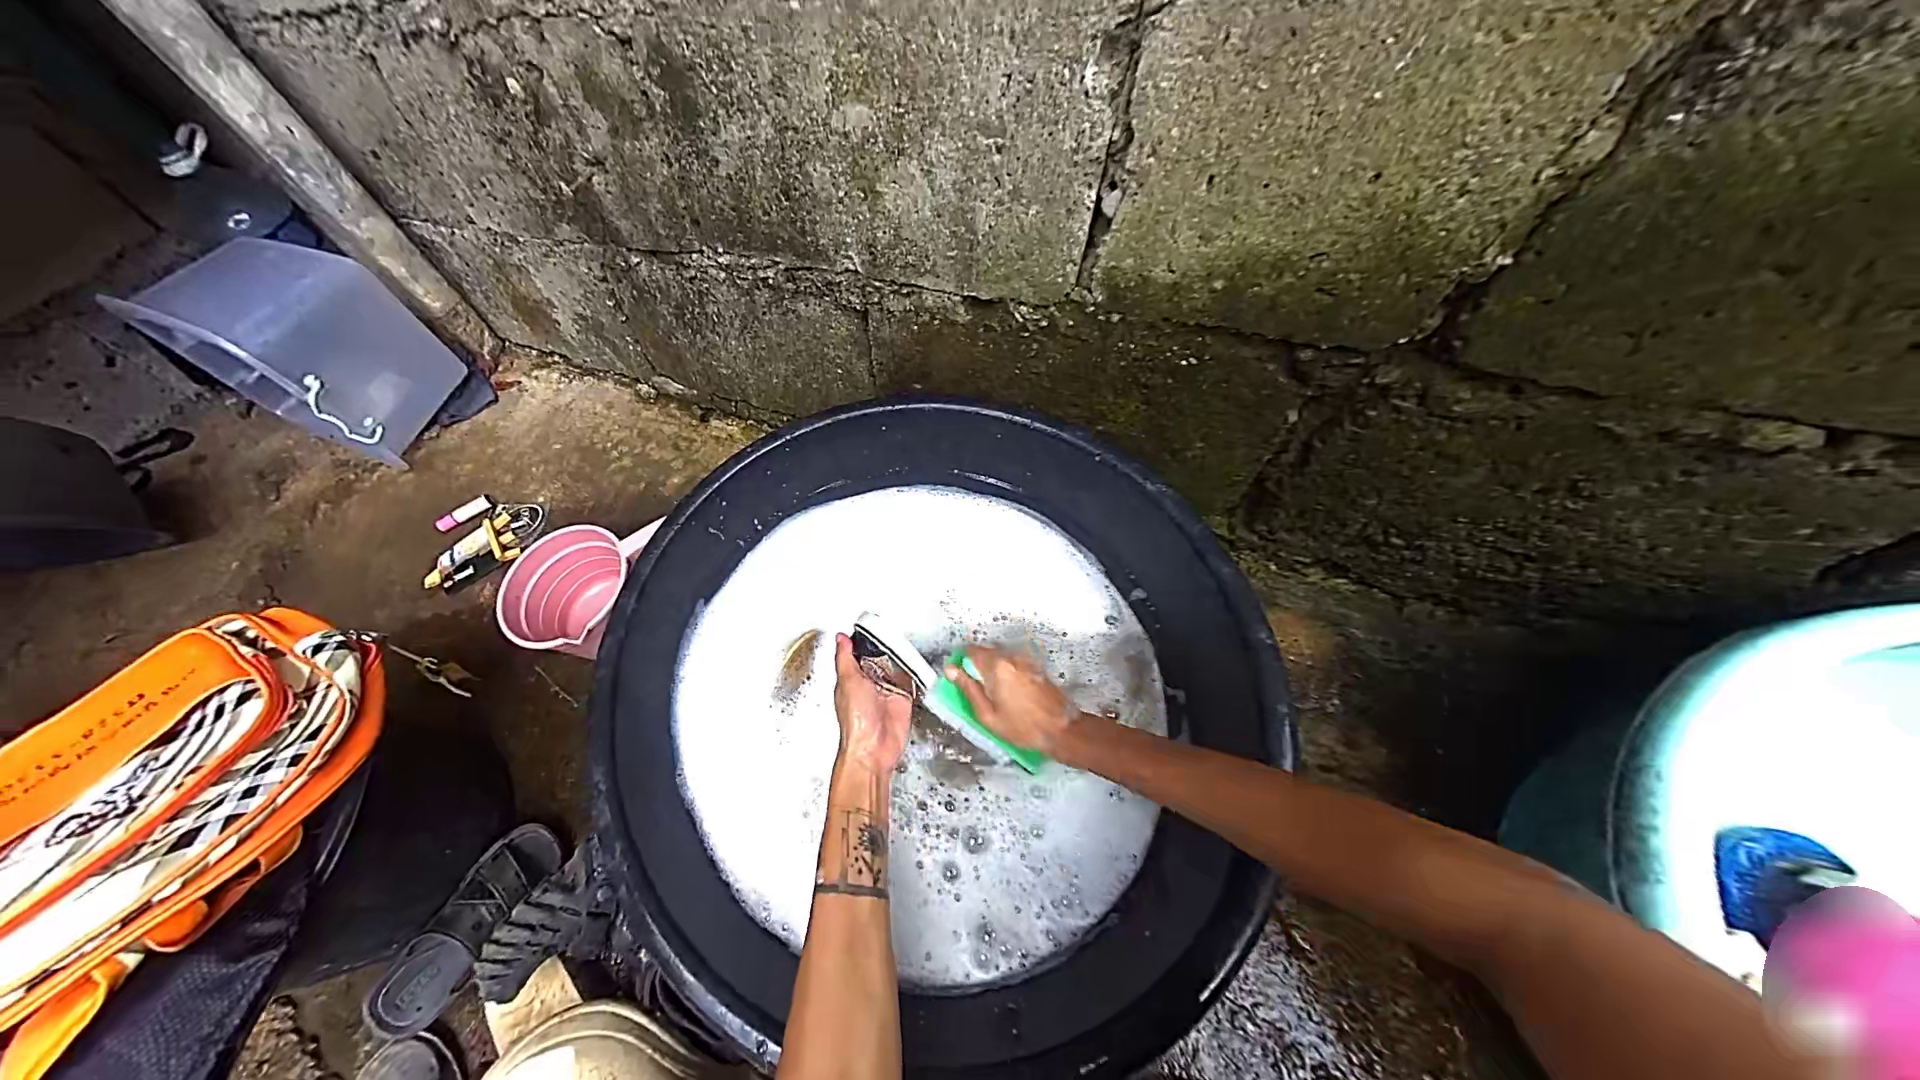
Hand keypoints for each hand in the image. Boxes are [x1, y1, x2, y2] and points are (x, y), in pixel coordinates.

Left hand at [833, 633, 910, 775]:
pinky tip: (917, 664)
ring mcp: (888, 692)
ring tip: (908, 645)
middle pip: (881, 659)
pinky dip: (915, 673)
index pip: (859, 654)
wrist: (874, 748)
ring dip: (902, 660)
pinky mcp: (904, 699)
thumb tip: (840, 639)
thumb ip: (845, 658)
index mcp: (853, 678)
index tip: (872, 625)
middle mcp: (871, 684)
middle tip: (895, 633)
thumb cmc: (856, 722)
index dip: (865, 641)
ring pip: (897, 668)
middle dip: (887, 649)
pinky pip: (911, 682)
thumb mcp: (848, 681)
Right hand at [944, 646, 1078, 755]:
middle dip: (977, 665)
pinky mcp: (1036, 667)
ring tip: (994, 694)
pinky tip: (1010, 694)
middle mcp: (1013, 658)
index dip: (962, 661)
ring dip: (993, 669)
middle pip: (986, 651)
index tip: (958, 674)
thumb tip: (952, 671)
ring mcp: (1026, 661)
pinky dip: (1007, 673)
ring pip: (1000, 657)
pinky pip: (1014, 663)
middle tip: (975, 687)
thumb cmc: (1025, 728)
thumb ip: (968, 689)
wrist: (1061, 730)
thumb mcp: (987, 715)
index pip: (971, 651)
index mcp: (998, 667)